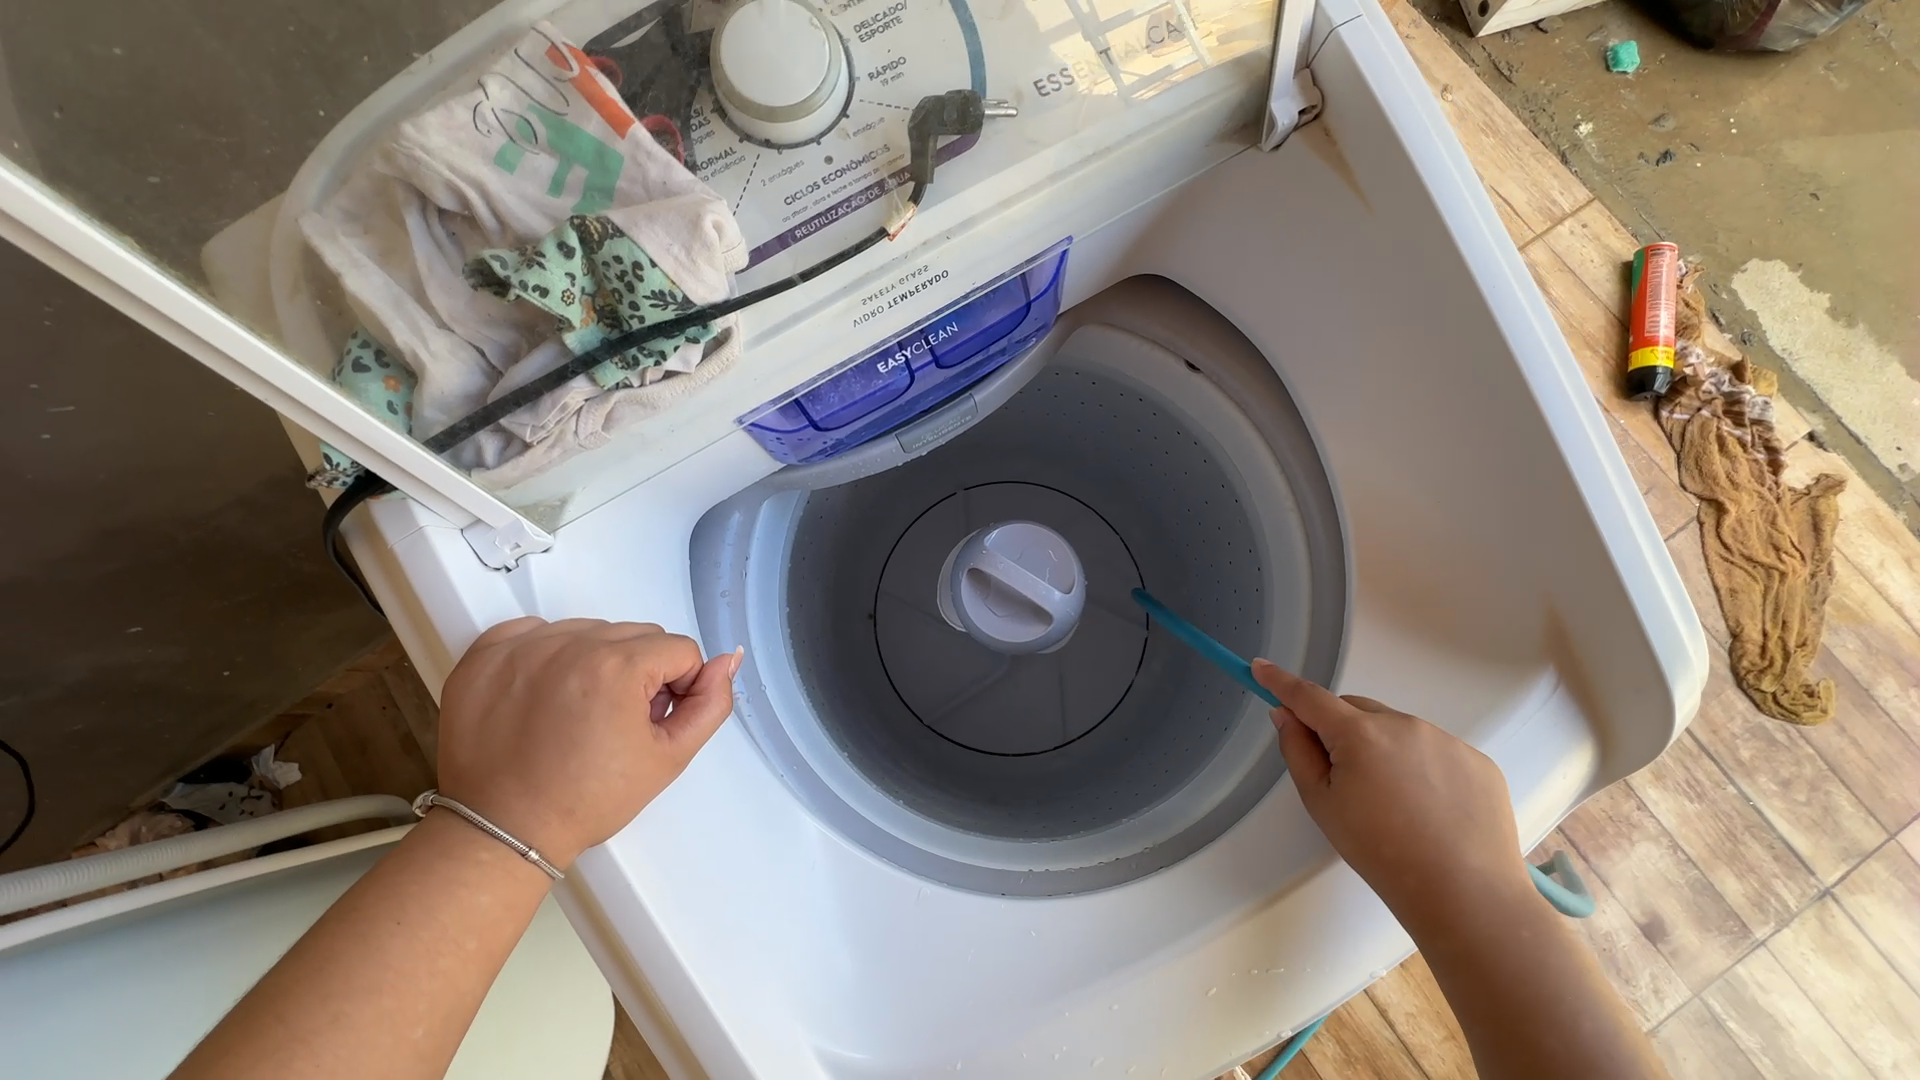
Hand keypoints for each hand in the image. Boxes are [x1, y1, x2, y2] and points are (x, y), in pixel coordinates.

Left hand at [434, 617, 740, 869]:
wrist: (503, 830)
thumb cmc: (585, 799)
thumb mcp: (669, 757)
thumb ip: (710, 703)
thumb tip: (727, 661)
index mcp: (618, 667)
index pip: (680, 649)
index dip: (678, 687)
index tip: (653, 720)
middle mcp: (570, 645)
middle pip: (637, 636)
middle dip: (640, 671)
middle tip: (618, 721)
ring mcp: (524, 647)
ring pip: (591, 630)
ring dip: (597, 660)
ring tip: (580, 711)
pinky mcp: (486, 654)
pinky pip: (537, 630)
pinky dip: (549, 653)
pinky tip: (547, 692)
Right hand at [1251, 659, 1532, 924]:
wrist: (1465, 895)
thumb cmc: (1378, 851)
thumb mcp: (1321, 804)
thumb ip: (1298, 751)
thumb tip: (1286, 715)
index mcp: (1359, 733)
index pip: (1309, 696)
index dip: (1280, 681)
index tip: (1260, 667)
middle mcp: (1404, 724)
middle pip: (1355, 710)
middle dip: (1339, 728)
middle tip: (1341, 776)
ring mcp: (1445, 740)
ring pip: (1396, 729)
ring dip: (1383, 748)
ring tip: (1394, 803)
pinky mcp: (1477, 761)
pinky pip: (1434, 750)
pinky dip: (1421, 766)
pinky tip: (1428, 809)